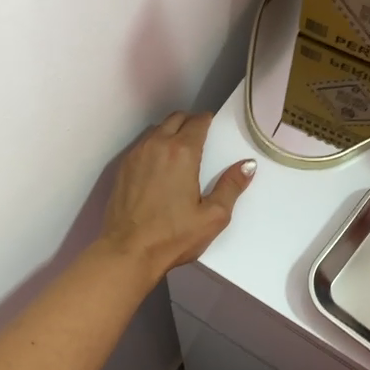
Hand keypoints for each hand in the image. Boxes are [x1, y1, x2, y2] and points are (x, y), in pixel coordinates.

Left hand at [98, 112, 255, 276]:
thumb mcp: (213, 216)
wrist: (127, 251)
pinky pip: (142, 144)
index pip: (197, 122)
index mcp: (182, 153)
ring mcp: (136, 155)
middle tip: (200, 134)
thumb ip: (231, 186)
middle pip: (175, 118)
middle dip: (189, 121)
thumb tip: (247, 165)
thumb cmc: (173, 236)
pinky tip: (159, 164)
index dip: (207, 120)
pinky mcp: (122, 167)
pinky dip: (154, 145)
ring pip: (156, 129)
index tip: (213, 126)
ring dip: (170, 131)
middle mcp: (157, 145)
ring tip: (180, 148)